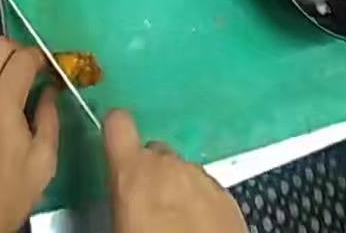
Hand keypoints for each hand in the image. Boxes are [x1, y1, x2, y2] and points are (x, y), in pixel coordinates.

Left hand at [0, 37, 59, 232]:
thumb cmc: (6, 192)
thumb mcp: (42, 162)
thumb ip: (50, 118)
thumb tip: (51, 90)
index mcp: (1, 99)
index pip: (24, 57)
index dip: (42, 59)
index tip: (51, 70)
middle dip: (20, 52)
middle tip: (33, 72)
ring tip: (13, 83)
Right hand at [104, 109, 245, 232]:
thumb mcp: (121, 224)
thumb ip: (124, 196)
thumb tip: (128, 200)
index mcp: (132, 169)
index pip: (118, 123)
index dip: (117, 131)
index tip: (117, 146)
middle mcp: (167, 163)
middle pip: (156, 153)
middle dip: (154, 174)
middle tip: (154, 209)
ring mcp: (200, 177)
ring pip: (184, 172)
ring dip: (180, 190)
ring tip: (182, 225)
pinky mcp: (228, 199)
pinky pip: (208, 191)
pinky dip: (204, 206)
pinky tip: (204, 231)